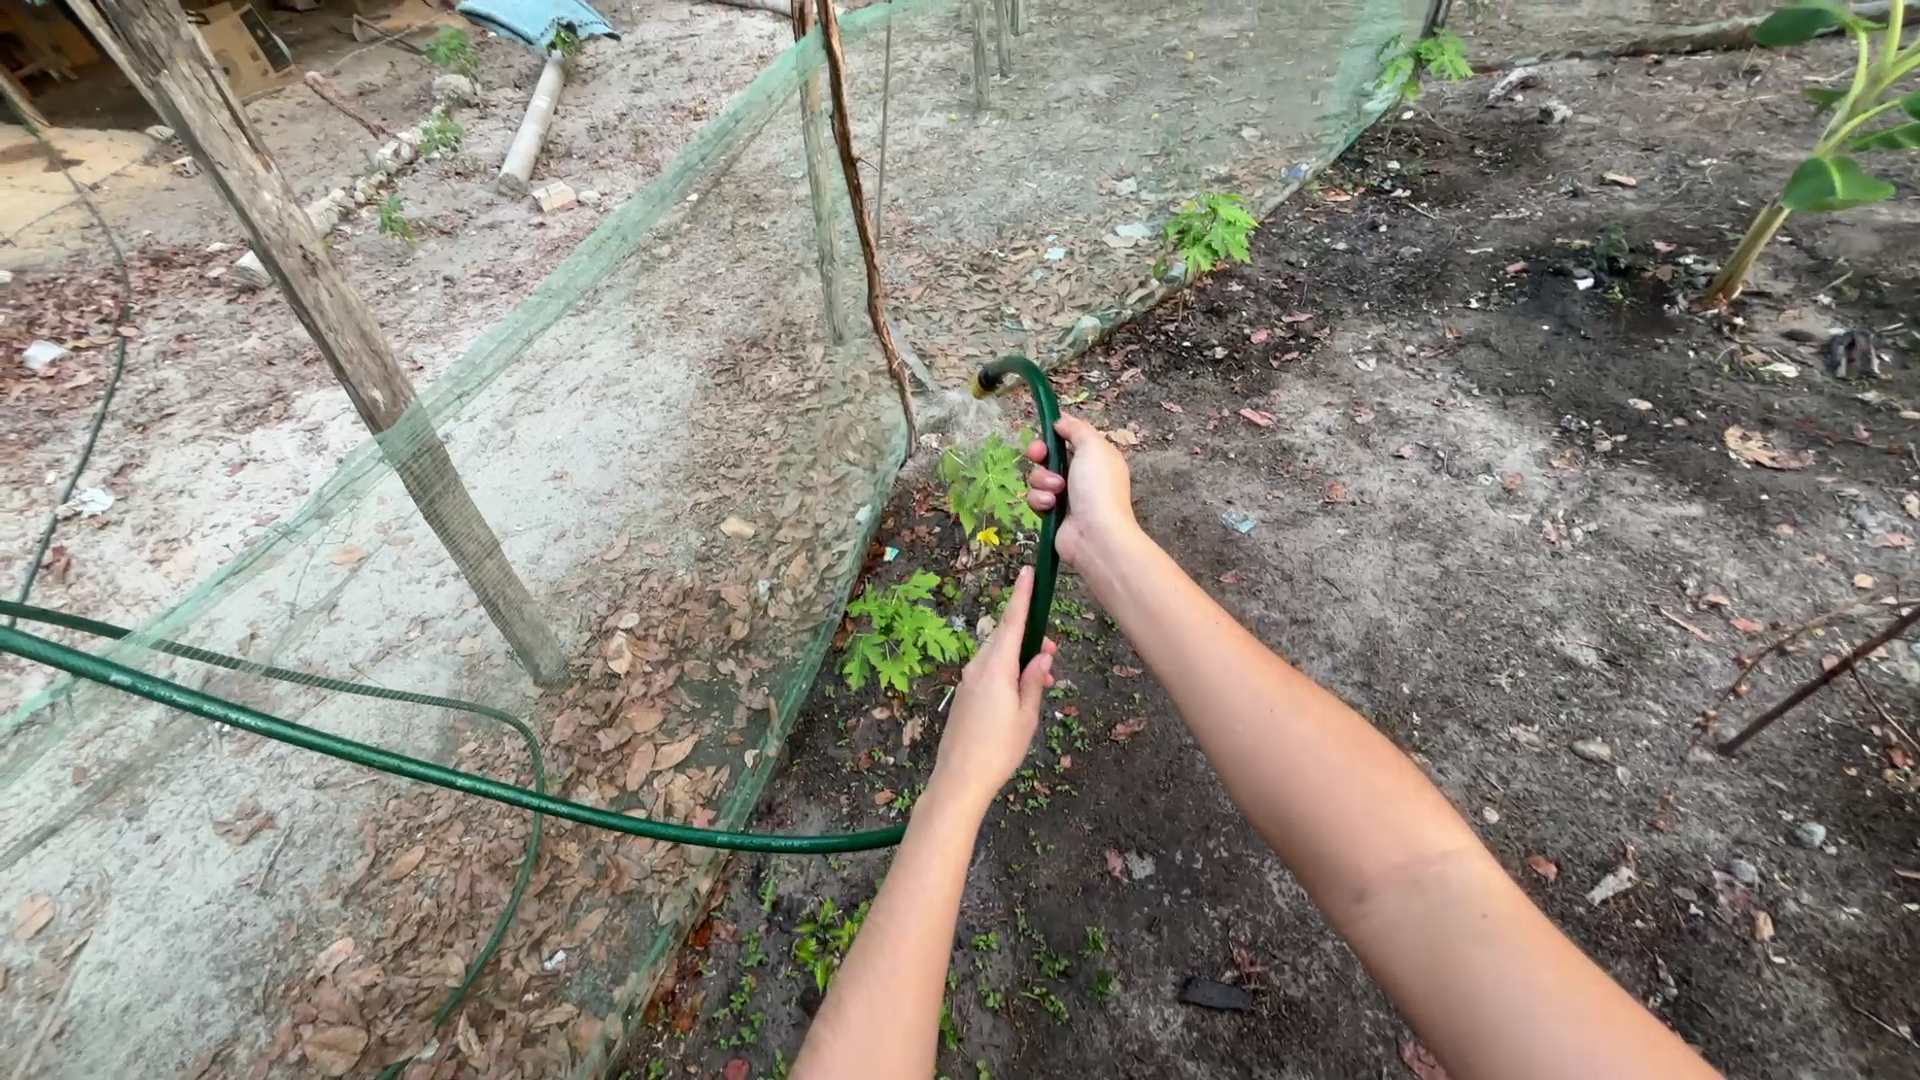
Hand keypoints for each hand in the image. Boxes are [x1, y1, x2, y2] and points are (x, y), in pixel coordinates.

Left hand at [929, 566, 1056, 811]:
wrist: (959, 777)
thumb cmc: (999, 749)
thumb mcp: (1027, 715)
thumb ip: (1034, 681)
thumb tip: (1042, 656)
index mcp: (996, 668)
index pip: (1012, 622)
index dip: (1021, 596)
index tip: (1027, 572)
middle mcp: (978, 667)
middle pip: (1005, 638)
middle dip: (1029, 636)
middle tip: (1053, 652)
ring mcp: (968, 680)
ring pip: (997, 655)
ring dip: (1020, 658)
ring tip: (1042, 680)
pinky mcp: (964, 694)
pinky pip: (988, 671)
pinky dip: (1007, 671)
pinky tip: (1021, 692)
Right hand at [1025, 414, 1139, 569]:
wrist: (1095, 533)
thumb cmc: (1097, 487)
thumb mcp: (1093, 446)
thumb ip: (1077, 428)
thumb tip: (1062, 420)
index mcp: (1095, 457)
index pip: (1068, 439)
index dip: (1054, 436)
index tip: (1046, 437)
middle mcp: (1081, 475)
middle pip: (1048, 456)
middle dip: (1040, 456)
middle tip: (1039, 457)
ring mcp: (1066, 495)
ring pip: (1038, 478)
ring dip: (1042, 481)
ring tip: (1056, 491)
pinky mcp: (1053, 513)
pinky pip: (1035, 499)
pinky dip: (1040, 501)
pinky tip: (1050, 506)